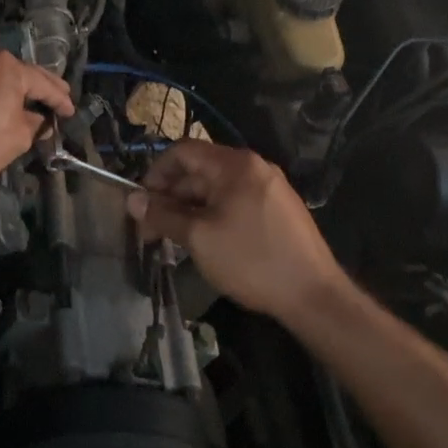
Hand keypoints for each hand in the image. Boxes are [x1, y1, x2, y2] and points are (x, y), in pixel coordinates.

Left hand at [0, 44, 73, 181]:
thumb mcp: (16, 139)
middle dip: (34, 83)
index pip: (43, 83)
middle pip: (14, 69)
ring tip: (6, 87)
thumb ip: (33, 125)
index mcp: (9, 69)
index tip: (70, 111)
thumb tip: (40, 119)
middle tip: (53, 94)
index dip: (60, 99)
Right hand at [126, 141, 346, 321]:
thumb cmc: (252, 260)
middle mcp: (254, 167)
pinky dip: (213, 215)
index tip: (141, 203)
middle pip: (200, 170)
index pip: (183, 151)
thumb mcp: (199, 237)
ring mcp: (270, 188)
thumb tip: (132, 200)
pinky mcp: (279, 210)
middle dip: (171, 196)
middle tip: (152, 230)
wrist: (315, 297)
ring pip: (217, 189)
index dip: (155, 173)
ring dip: (190, 208)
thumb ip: (163, 215)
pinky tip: (206, 241)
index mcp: (235, 164)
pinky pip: (235, 202)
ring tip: (175, 239)